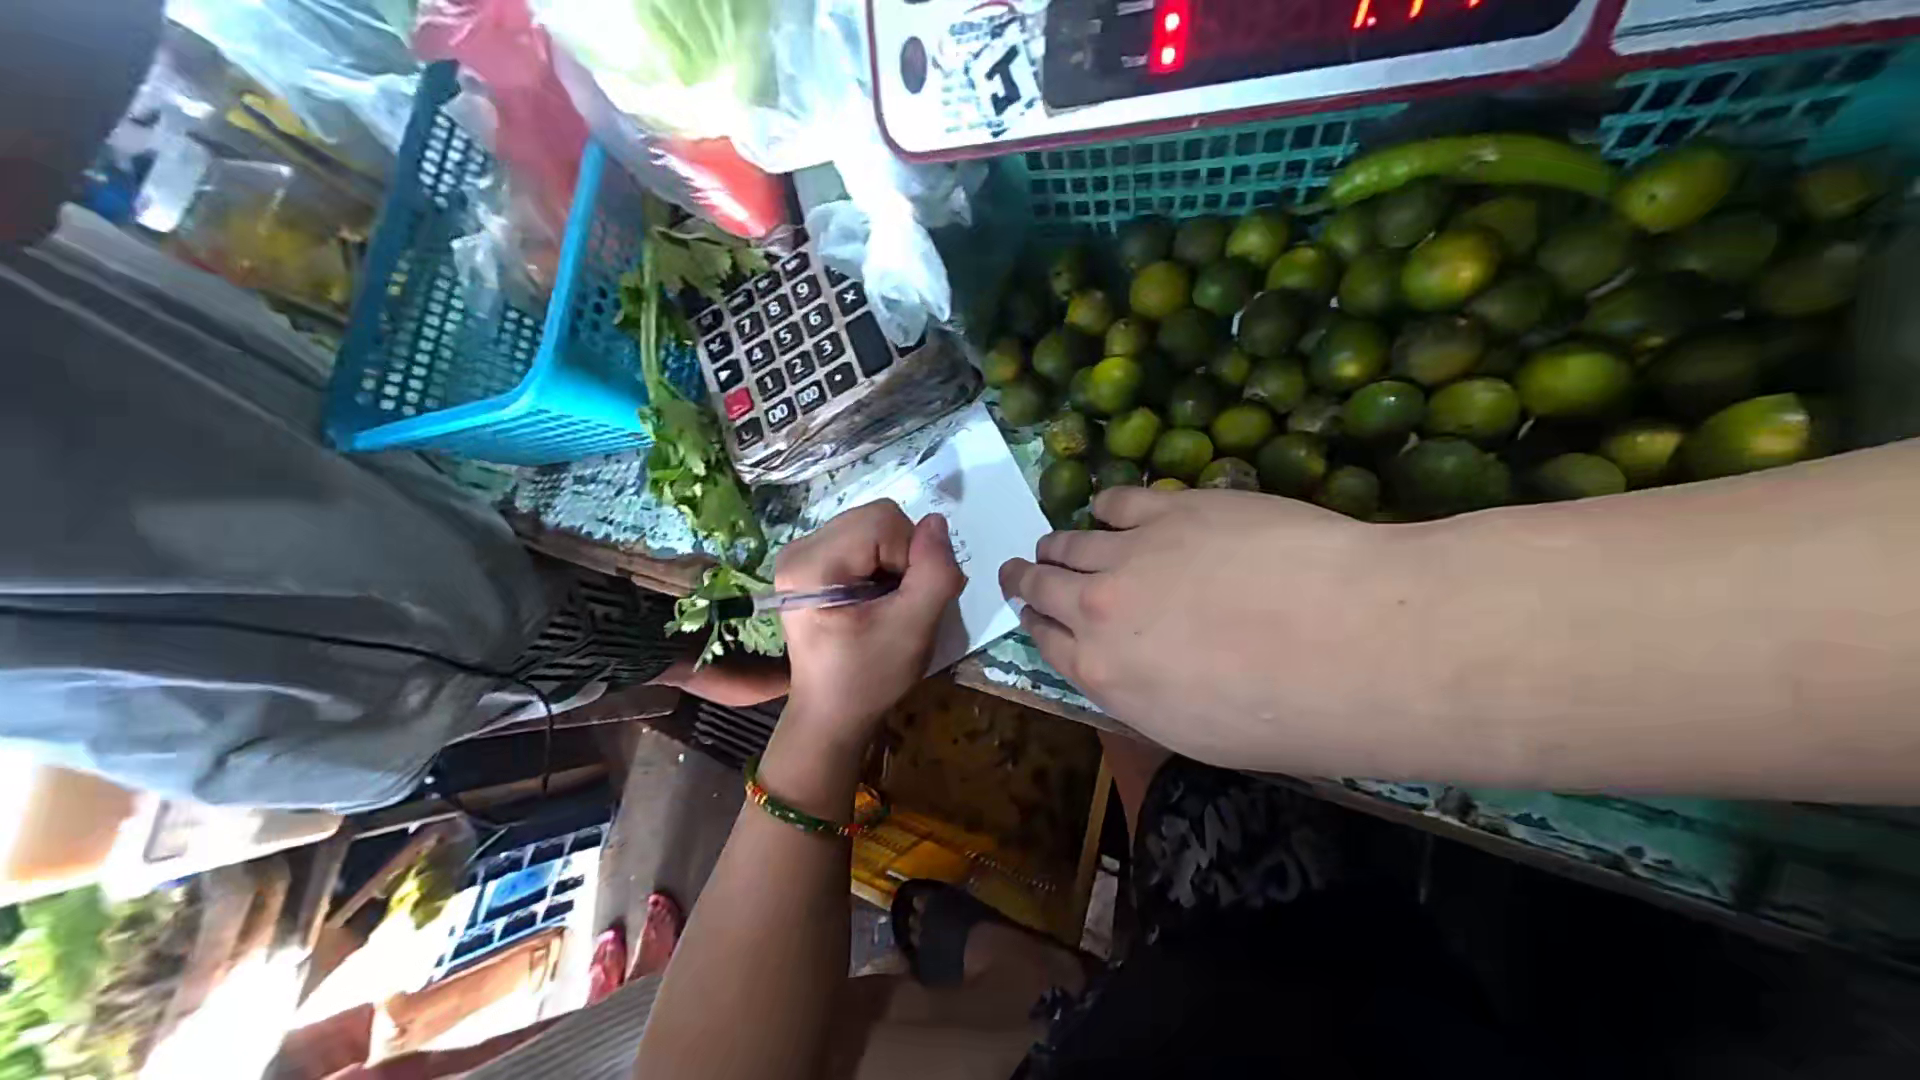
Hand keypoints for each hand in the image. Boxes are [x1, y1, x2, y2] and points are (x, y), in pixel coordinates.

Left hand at [776, 500, 964, 752]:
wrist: (832, 713)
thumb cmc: (870, 677)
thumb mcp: (914, 628)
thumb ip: (934, 571)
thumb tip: (937, 522)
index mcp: (811, 563)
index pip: (883, 521)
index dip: (910, 556)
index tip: (903, 601)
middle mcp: (797, 548)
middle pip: (875, 517)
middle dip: (902, 555)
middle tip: (899, 602)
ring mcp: (800, 553)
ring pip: (872, 525)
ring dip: (894, 559)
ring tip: (886, 602)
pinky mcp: (810, 561)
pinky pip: (862, 539)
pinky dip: (881, 562)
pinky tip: (874, 598)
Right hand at [1000, 487, 1415, 767]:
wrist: (1348, 642)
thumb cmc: (1281, 715)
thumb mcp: (1193, 732)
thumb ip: (1142, 695)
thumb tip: (1131, 668)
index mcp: (1102, 672)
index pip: (1048, 639)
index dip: (1035, 622)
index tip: (1031, 611)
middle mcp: (1099, 609)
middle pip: (1045, 585)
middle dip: (1025, 579)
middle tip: (1019, 571)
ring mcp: (1130, 553)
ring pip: (1071, 542)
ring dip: (1056, 544)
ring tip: (1053, 541)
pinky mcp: (1170, 509)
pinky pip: (1119, 501)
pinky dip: (1106, 507)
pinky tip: (1106, 507)